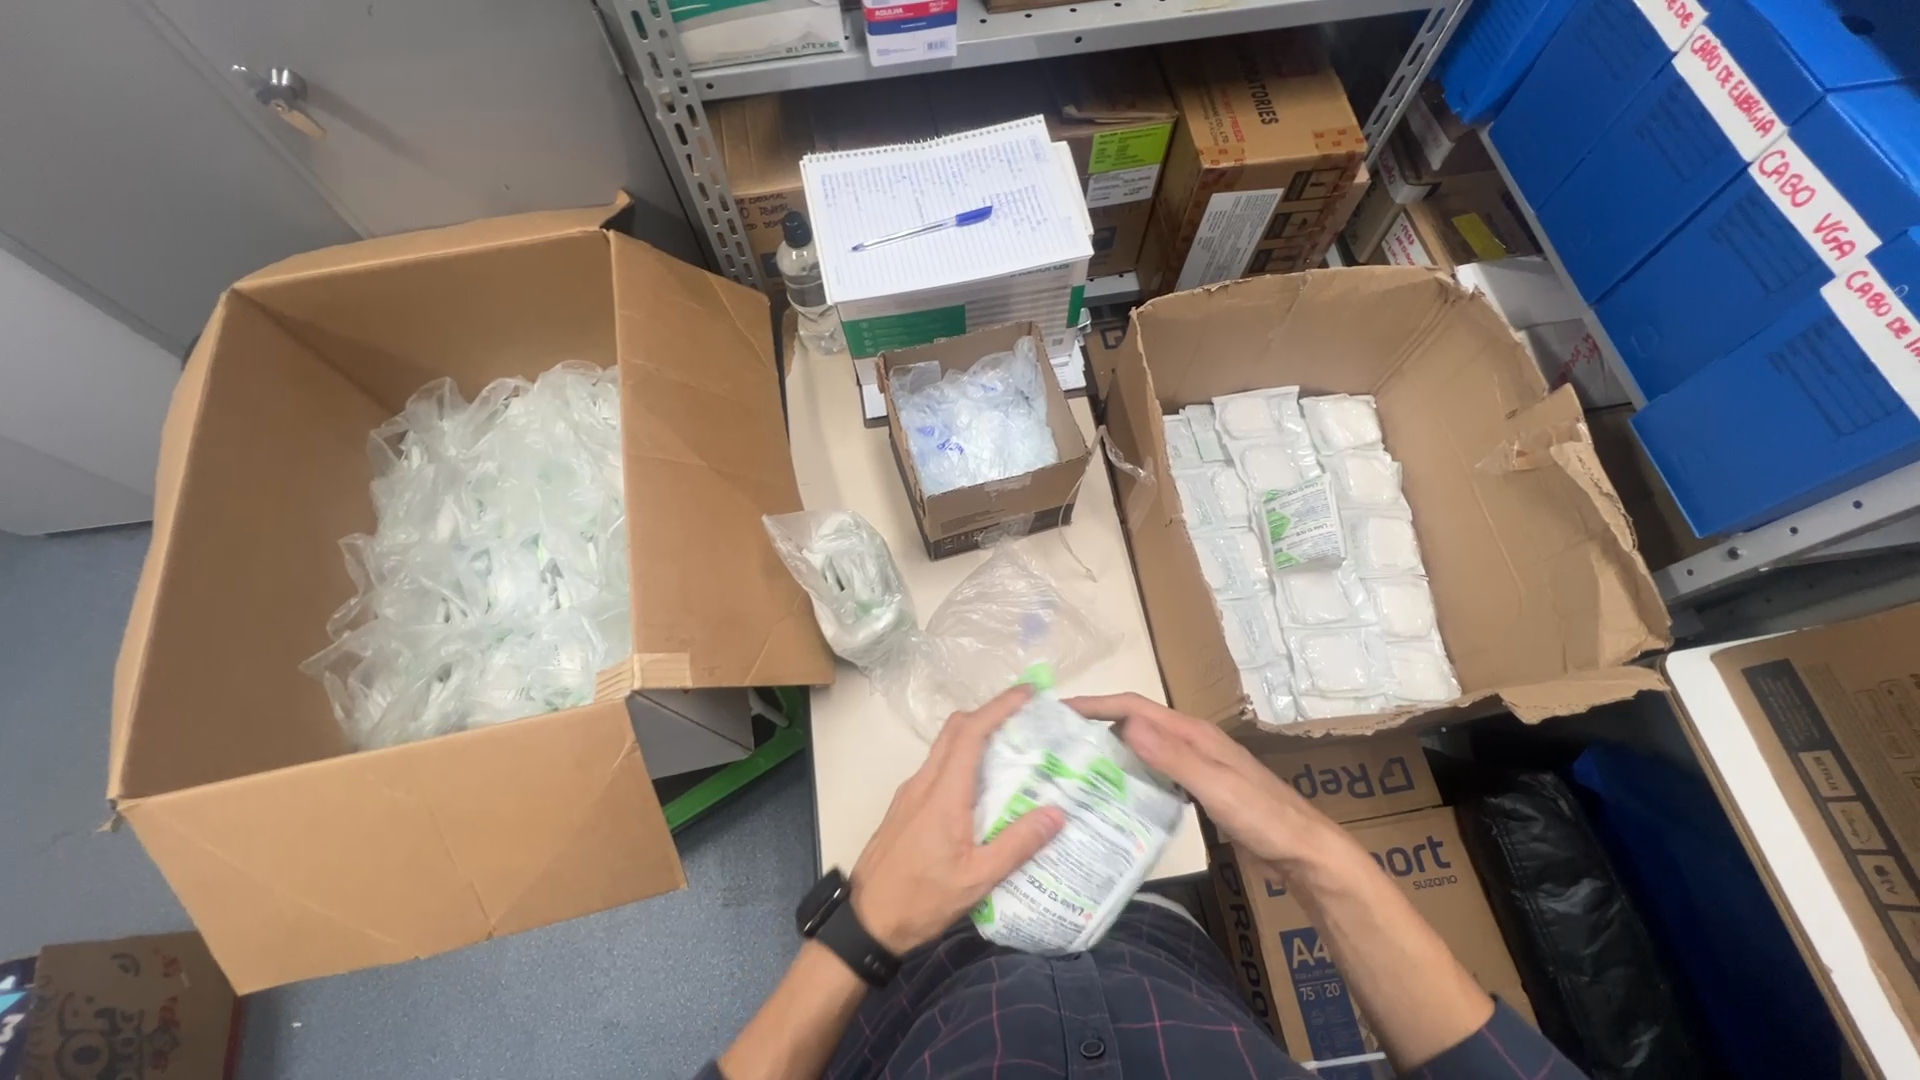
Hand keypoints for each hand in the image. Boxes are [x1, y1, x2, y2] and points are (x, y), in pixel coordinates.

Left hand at [850, 685, 1066, 953]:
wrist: (866, 923)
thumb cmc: (921, 900)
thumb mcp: (977, 880)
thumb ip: (1017, 845)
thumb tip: (1056, 813)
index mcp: (943, 793)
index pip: (971, 733)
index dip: (999, 707)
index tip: (1027, 694)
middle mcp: (923, 783)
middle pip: (955, 731)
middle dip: (989, 714)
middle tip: (1025, 718)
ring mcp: (910, 794)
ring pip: (944, 750)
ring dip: (975, 738)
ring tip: (1012, 751)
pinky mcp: (906, 808)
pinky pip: (938, 770)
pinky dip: (962, 762)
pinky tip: (983, 789)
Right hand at [1065, 693, 1339, 870]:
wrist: (1305, 853)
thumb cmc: (1264, 817)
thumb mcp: (1216, 786)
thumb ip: (1172, 756)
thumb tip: (1124, 724)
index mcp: (1193, 732)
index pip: (1133, 707)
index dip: (1095, 705)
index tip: (1057, 712)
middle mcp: (1191, 742)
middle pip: (1134, 724)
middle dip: (1095, 727)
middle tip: (1056, 744)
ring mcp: (1195, 766)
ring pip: (1142, 750)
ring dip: (1110, 752)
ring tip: (1074, 768)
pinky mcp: (1197, 791)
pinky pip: (1153, 774)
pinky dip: (1129, 777)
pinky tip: (1114, 797)